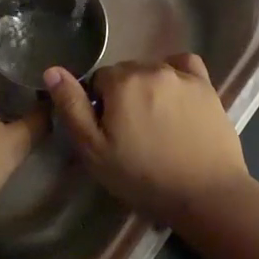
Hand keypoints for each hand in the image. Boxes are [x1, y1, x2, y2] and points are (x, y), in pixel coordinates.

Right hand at [45, 54, 251, 224]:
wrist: (205, 193)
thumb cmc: (143, 177)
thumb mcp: (94, 150)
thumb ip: (71, 107)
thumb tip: (52, 70)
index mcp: (121, 82)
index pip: (98, 80)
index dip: (98, 105)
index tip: (108, 132)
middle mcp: (151, 69)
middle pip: (125, 73)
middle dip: (122, 95)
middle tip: (130, 132)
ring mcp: (182, 75)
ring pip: (152, 70)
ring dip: (148, 88)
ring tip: (155, 122)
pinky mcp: (207, 86)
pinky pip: (184, 65)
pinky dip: (175, 73)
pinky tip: (175, 96)